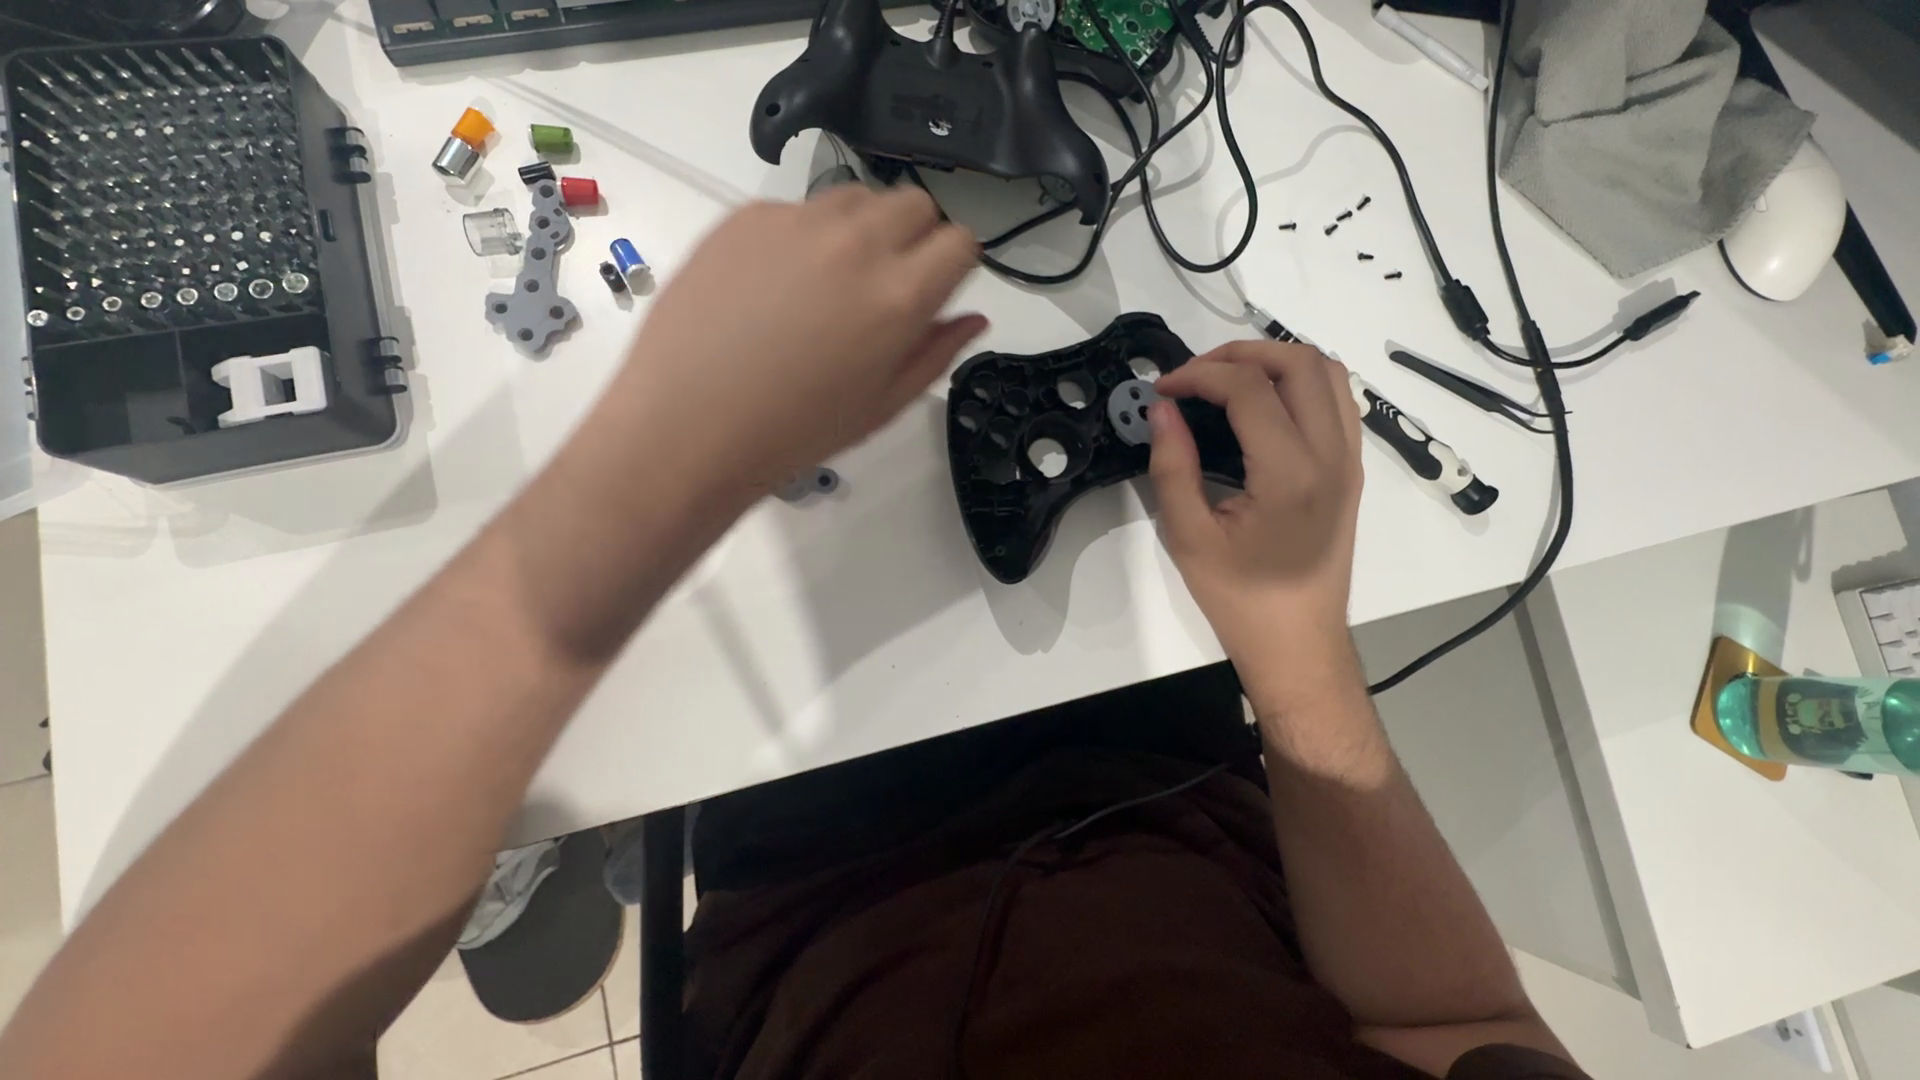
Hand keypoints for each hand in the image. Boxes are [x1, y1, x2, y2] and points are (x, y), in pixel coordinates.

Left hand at [614, 186, 986, 490]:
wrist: (689, 425)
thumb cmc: (793, 430)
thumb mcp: (881, 405)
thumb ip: (936, 352)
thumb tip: (972, 317)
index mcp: (899, 296)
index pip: (960, 243)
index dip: (955, 266)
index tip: (937, 287)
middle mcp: (855, 244)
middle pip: (914, 204)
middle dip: (915, 237)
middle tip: (886, 283)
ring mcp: (796, 223)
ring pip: (856, 196)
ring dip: (862, 228)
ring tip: (830, 281)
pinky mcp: (746, 218)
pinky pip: (797, 208)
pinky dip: (804, 236)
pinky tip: (777, 284)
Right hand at [1149, 341, 1364, 709]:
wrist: (1299, 643)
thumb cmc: (1239, 599)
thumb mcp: (1188, 537)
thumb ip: (1172, 465)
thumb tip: (1162, 410)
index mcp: (1290, 474)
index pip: (1249, 388)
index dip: (1199, 374)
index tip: (1163, 389)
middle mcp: (1331, 456)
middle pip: (1299, 363)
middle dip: (1241, 353)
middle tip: (1195, 375)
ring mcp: (1349, 461)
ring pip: (1328, 373)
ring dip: (1276, 361)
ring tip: (1227, 381)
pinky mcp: (1351, 470)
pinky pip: (1336, 401)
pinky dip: (1298, 384)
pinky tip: (1260, 407)